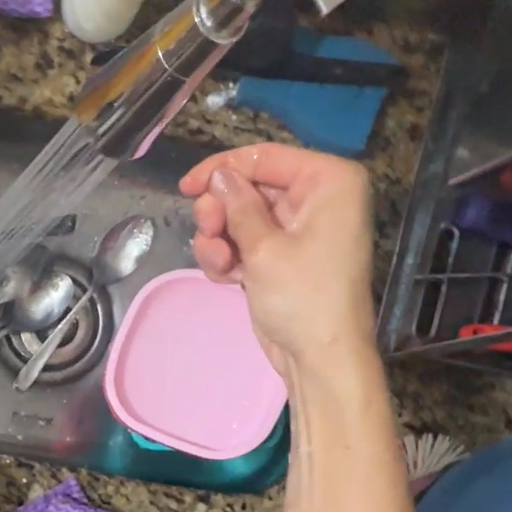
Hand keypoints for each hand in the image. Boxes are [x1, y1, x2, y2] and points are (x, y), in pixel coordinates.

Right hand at [179, 143, 378, 380]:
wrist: (319, 354)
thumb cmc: (302, 297)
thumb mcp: (265, 248)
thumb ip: (237, 207)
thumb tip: (217, 176)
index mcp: (326, 181)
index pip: (265, 157)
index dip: (221, 169)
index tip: (185, 188)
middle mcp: (314, 197)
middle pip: (248, 187)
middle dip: (220, 214)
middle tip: (209, 236)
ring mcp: (295, 229)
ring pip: (239, 218)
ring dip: (220, 241)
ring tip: (221, 267)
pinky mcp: (279, 257)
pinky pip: (243, 243)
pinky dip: (228, 258)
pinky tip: (227, 278)